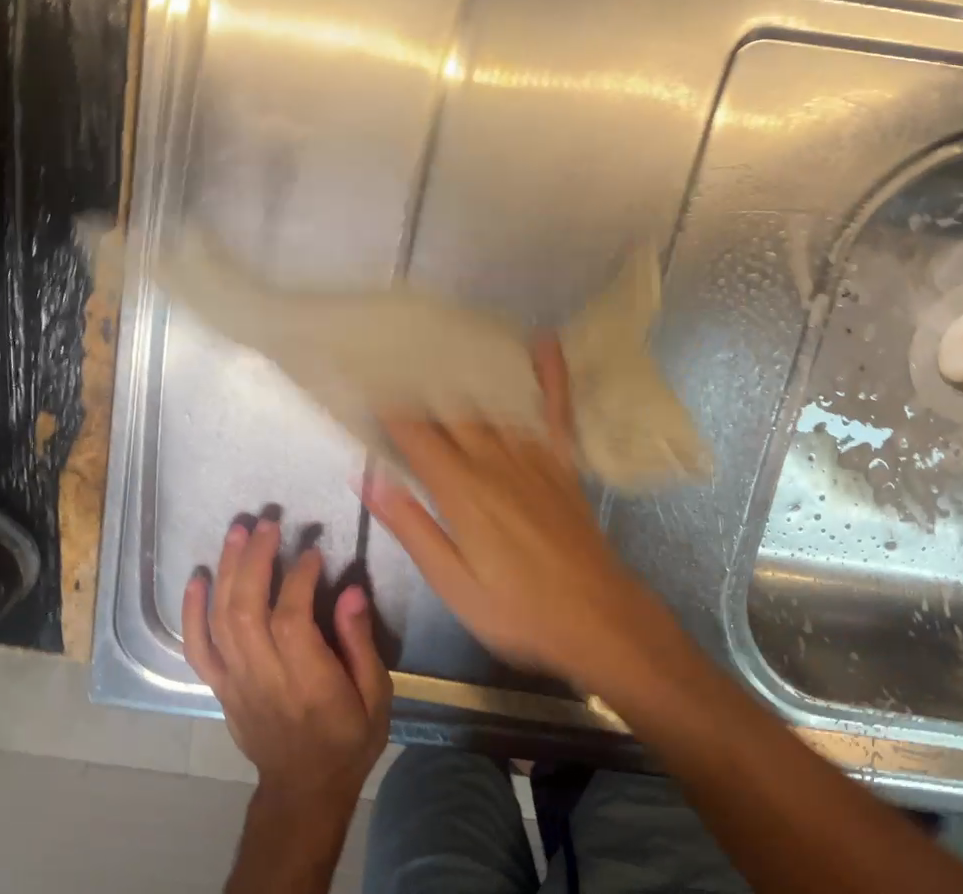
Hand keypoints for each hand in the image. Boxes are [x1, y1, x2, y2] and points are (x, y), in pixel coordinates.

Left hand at [182, 515, 391, 808]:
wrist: (303, 790)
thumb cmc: (347, 741)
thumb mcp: (375, 697)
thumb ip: (360, 644)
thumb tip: (351, 591)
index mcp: (307, 680)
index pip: (290, 618)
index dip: (298, 577)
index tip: (313, 550)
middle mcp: (264, 675)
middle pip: (246, 608)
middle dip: (255, 557)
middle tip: (269, 522)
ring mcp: (235, 680)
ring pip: (221, 617)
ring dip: (227, 569)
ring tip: (238, 530)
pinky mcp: (219, 685)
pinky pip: (197, 646)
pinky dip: (191, 610)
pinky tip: (198, 575)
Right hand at [361, 338, 655, 689]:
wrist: (600, 621)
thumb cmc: (519, 611)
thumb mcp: (452, 583)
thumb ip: (411, 527)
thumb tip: (367, 478)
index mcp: (462, 490)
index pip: (414, 434)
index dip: (386, 406)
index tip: (362, 382)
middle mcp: (495, 461)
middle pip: (450, 411)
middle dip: (418, 383)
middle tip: (392, 356)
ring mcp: (534, 457)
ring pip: (492, 403)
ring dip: (464, 372)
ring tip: (439, 344)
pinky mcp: (563, 463)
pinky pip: (555, 410)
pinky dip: (551, 374)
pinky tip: (544, 341)